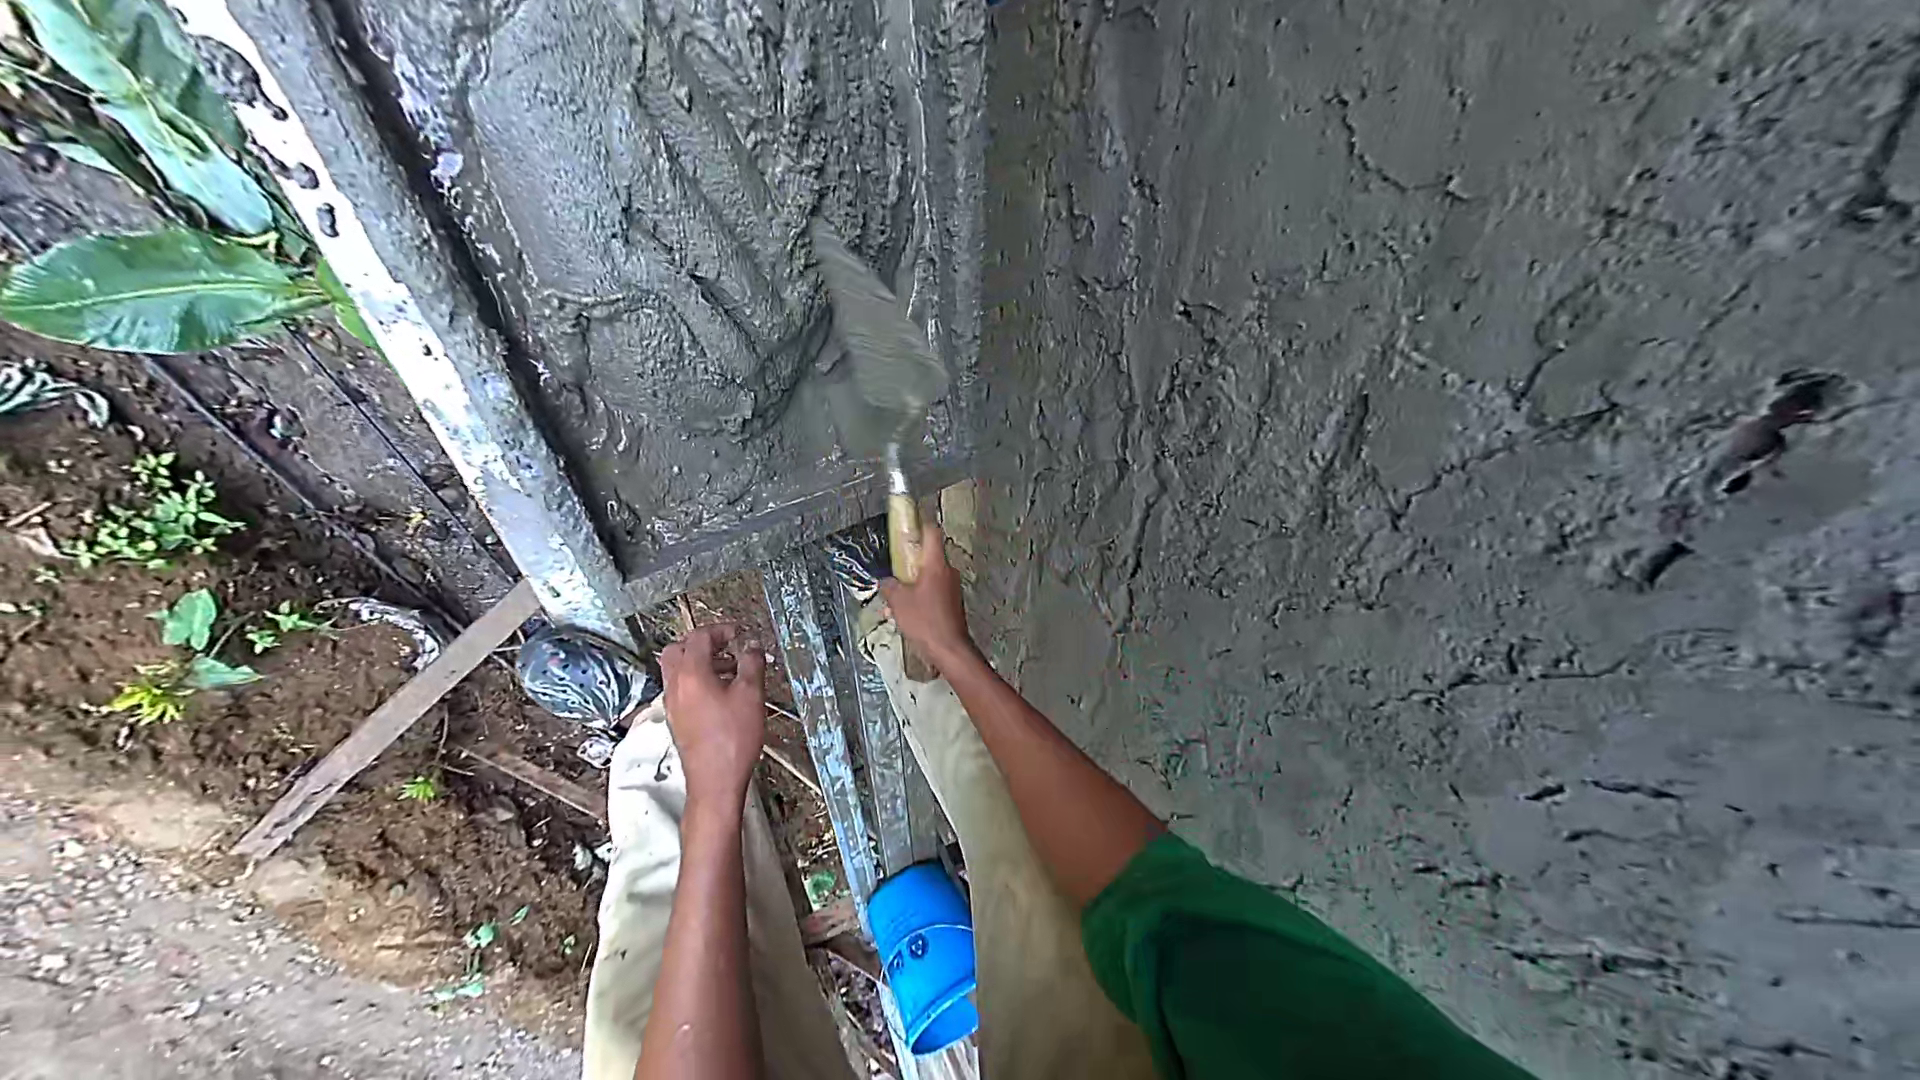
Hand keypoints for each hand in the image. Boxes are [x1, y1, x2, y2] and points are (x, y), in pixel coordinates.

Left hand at [659, 624, 765, 801]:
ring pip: (677, 670)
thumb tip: (752, 646)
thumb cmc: (733, 736)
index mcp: (691, 673)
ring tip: (730, 670)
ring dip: (699, 662)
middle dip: (701, 643)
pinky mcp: (676, 719)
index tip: (737, 634)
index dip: (719, 630)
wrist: (715, 779)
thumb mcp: (751, 694)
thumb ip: (751, 663)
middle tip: (726, 646)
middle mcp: (675, 685)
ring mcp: (672, 704)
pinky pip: (681, 688)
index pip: (698, 637)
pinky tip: (721, 693)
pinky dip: (697, 680)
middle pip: (677, 650)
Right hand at [878, 524, 978, 669]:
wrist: (949, 649)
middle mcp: (948, 572)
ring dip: (912, 583)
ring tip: (894, 598)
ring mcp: (952, 588)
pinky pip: (933, 591)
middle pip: (928, 555)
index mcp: (937, 564)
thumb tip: (885, 581)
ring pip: (929, 576)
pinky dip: (919, 596)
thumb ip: (889, 586)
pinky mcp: (952, 603)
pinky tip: (904, 612)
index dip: (919, 524)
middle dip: (909, 561)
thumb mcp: (898, 602)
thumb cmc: (925, 621)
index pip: (932, 532)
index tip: (907, 523)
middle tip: (893, 567)